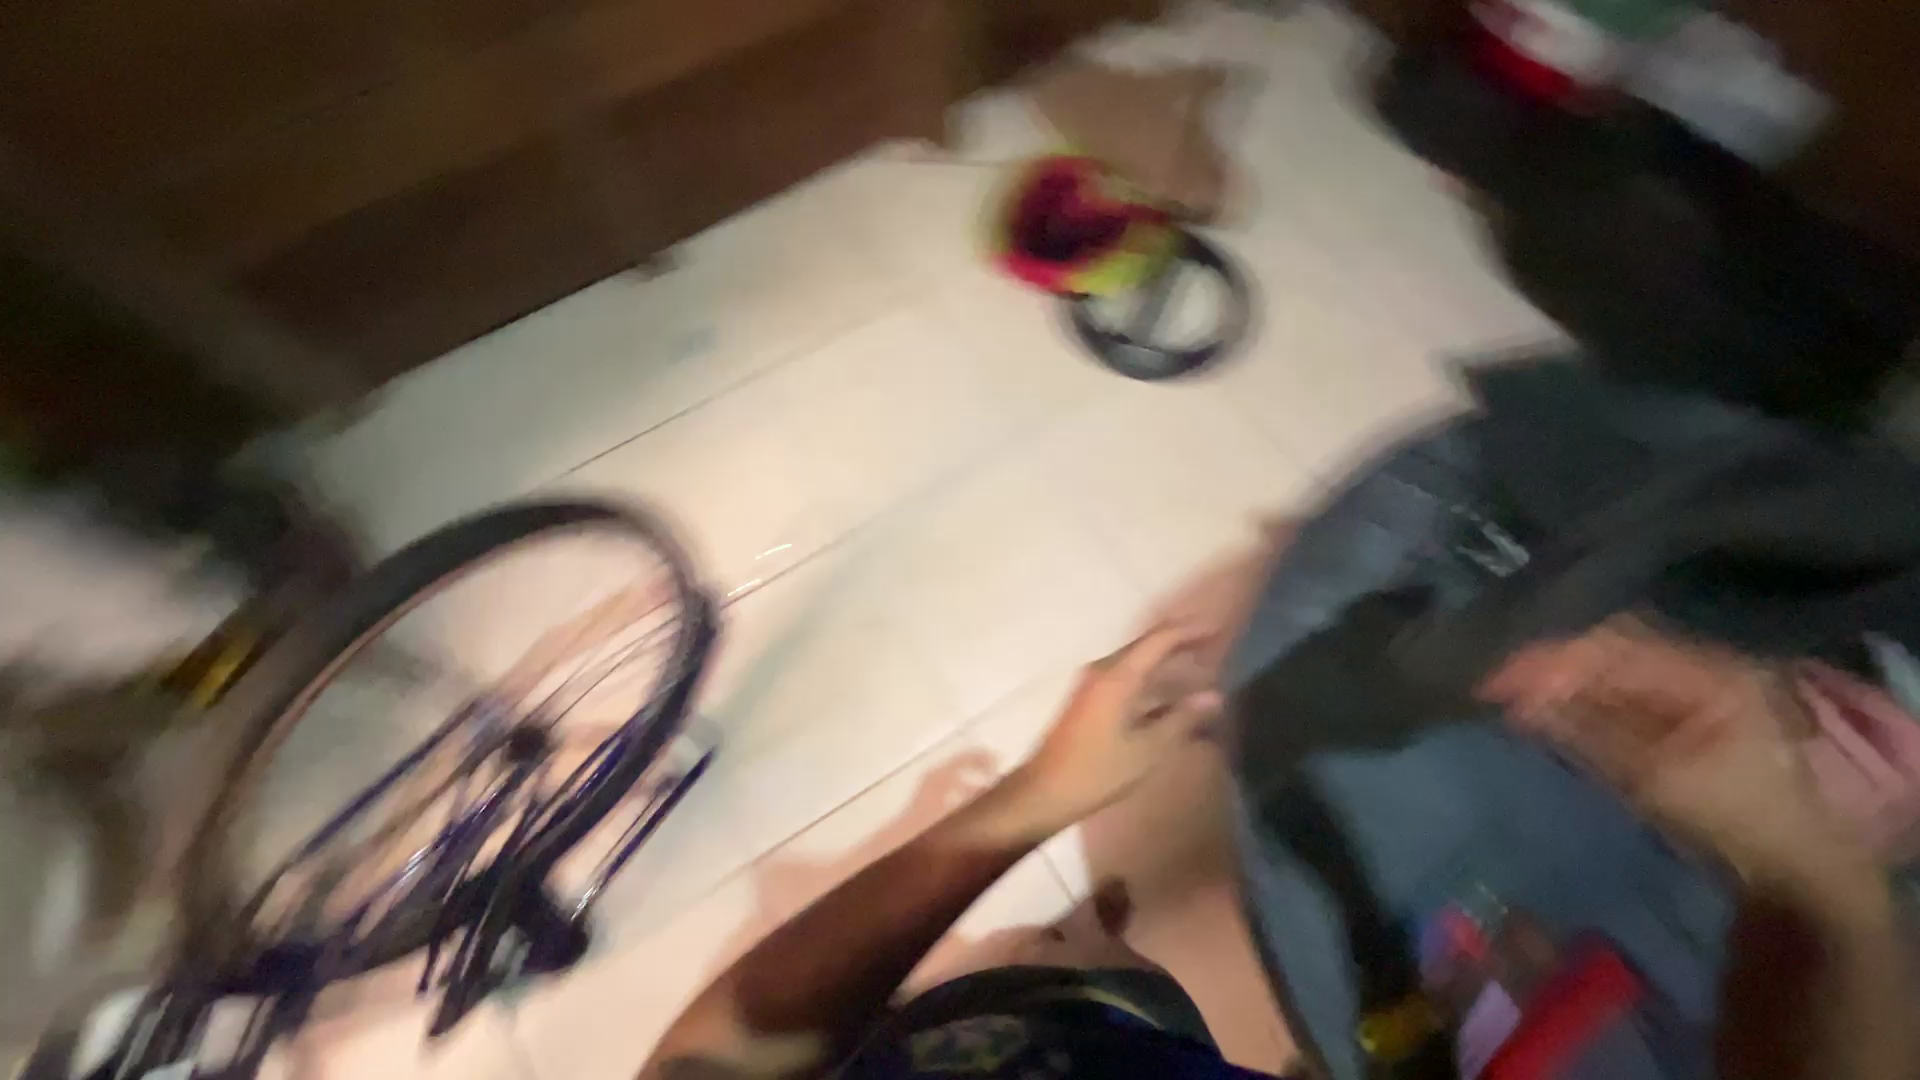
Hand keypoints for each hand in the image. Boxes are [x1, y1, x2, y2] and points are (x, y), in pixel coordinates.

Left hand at [1012, 622, 1223, 829]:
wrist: (1044, 789)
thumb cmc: (1098, 771)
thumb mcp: (1148, 749)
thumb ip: (1181, 719)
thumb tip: (1214, 696)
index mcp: (1117, 676)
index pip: (1158, 640)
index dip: (1189, 631)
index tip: (1218, 630)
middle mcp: (1103, 670)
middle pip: (1146, 645)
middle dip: (1180, 643)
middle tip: (1215, 646)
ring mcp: (1093, 684)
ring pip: (1136, 662)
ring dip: (1167, 664)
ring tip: (1201, 669)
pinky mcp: (1089, 699)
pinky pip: (1126, 677)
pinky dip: (1151, 681)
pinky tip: (1171, 696)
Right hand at [1478, 619, 1865, 891]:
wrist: (1793, 872)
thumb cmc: (1732, 820)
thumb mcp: (1653, 777)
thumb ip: (1584, 731)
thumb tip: (1515, 703)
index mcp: (1709, 673)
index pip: (1611, 646)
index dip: (1549, 660)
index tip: (1497, 684)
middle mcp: (1700, 667)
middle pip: (1606, 648)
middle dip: (1548, 666)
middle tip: (1496, 689)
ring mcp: (1692, 689)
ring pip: (1606, 667)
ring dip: (1557, 680)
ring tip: (1510, 698)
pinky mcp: (1679, 712)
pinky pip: (1615, 690)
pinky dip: (1575, 697)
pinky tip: (1544, 710)